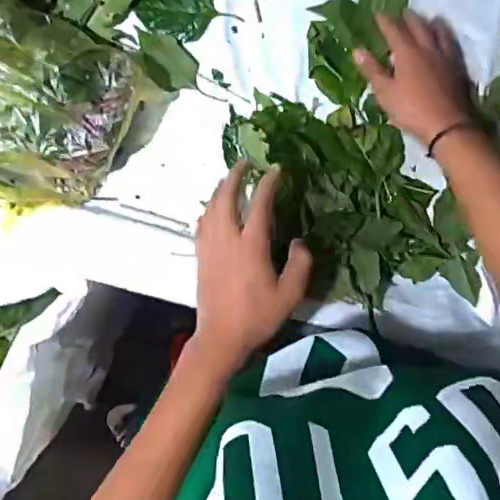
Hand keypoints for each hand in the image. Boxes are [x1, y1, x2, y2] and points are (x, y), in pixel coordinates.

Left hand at [193, 161, 312, 368]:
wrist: (220, 337)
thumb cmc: (257, 316)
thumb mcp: (289, 295)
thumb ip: (300, 265)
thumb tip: (298, 241)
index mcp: (251, 245)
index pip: (259, 204)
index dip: (268, 183)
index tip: (275, 169)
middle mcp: (227, 238)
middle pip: (225, 196)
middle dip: (234, 175)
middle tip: (245, 163)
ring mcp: (209, 245)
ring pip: (210, 206)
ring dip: (220, 188)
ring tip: (230, 180)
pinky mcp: (200, 255)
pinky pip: (202, 222)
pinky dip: (209, 208)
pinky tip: (213, 208)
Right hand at [355, 10, 475, 146]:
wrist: (448, 125)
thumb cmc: (411, 109)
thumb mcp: (385, 92)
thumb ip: (372, 70)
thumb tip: (357, 50)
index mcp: (407, 53)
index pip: (394, 31)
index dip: (385, 21)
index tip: (378, 13)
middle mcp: (427, 49)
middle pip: (418, 27)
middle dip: (409, 18)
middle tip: (403, 11)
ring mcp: (445, 57)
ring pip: (439, 33)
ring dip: (432, 24)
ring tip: (430, 19)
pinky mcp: (458, 68)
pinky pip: (451, 45)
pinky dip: (446, 37)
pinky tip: (446, 41)